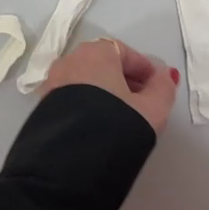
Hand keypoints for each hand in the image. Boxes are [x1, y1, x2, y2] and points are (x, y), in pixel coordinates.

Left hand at [41, 39, 179, 132]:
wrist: (72, 158)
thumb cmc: (117, 123)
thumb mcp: (152, 108)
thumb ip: (163, 88)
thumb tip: (165, 75)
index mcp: (95, 53)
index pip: (124, 51)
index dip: (143, 68)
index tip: (156, 86)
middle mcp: (70, 60)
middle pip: (103, 63)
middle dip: (124, 79)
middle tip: (142, 100)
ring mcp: (53, 81)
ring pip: (86, 79)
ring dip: (105, 91)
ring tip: (122, 115)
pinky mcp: (44, 103)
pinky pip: (72, 94)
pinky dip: (87, 102)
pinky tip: (99, 123)